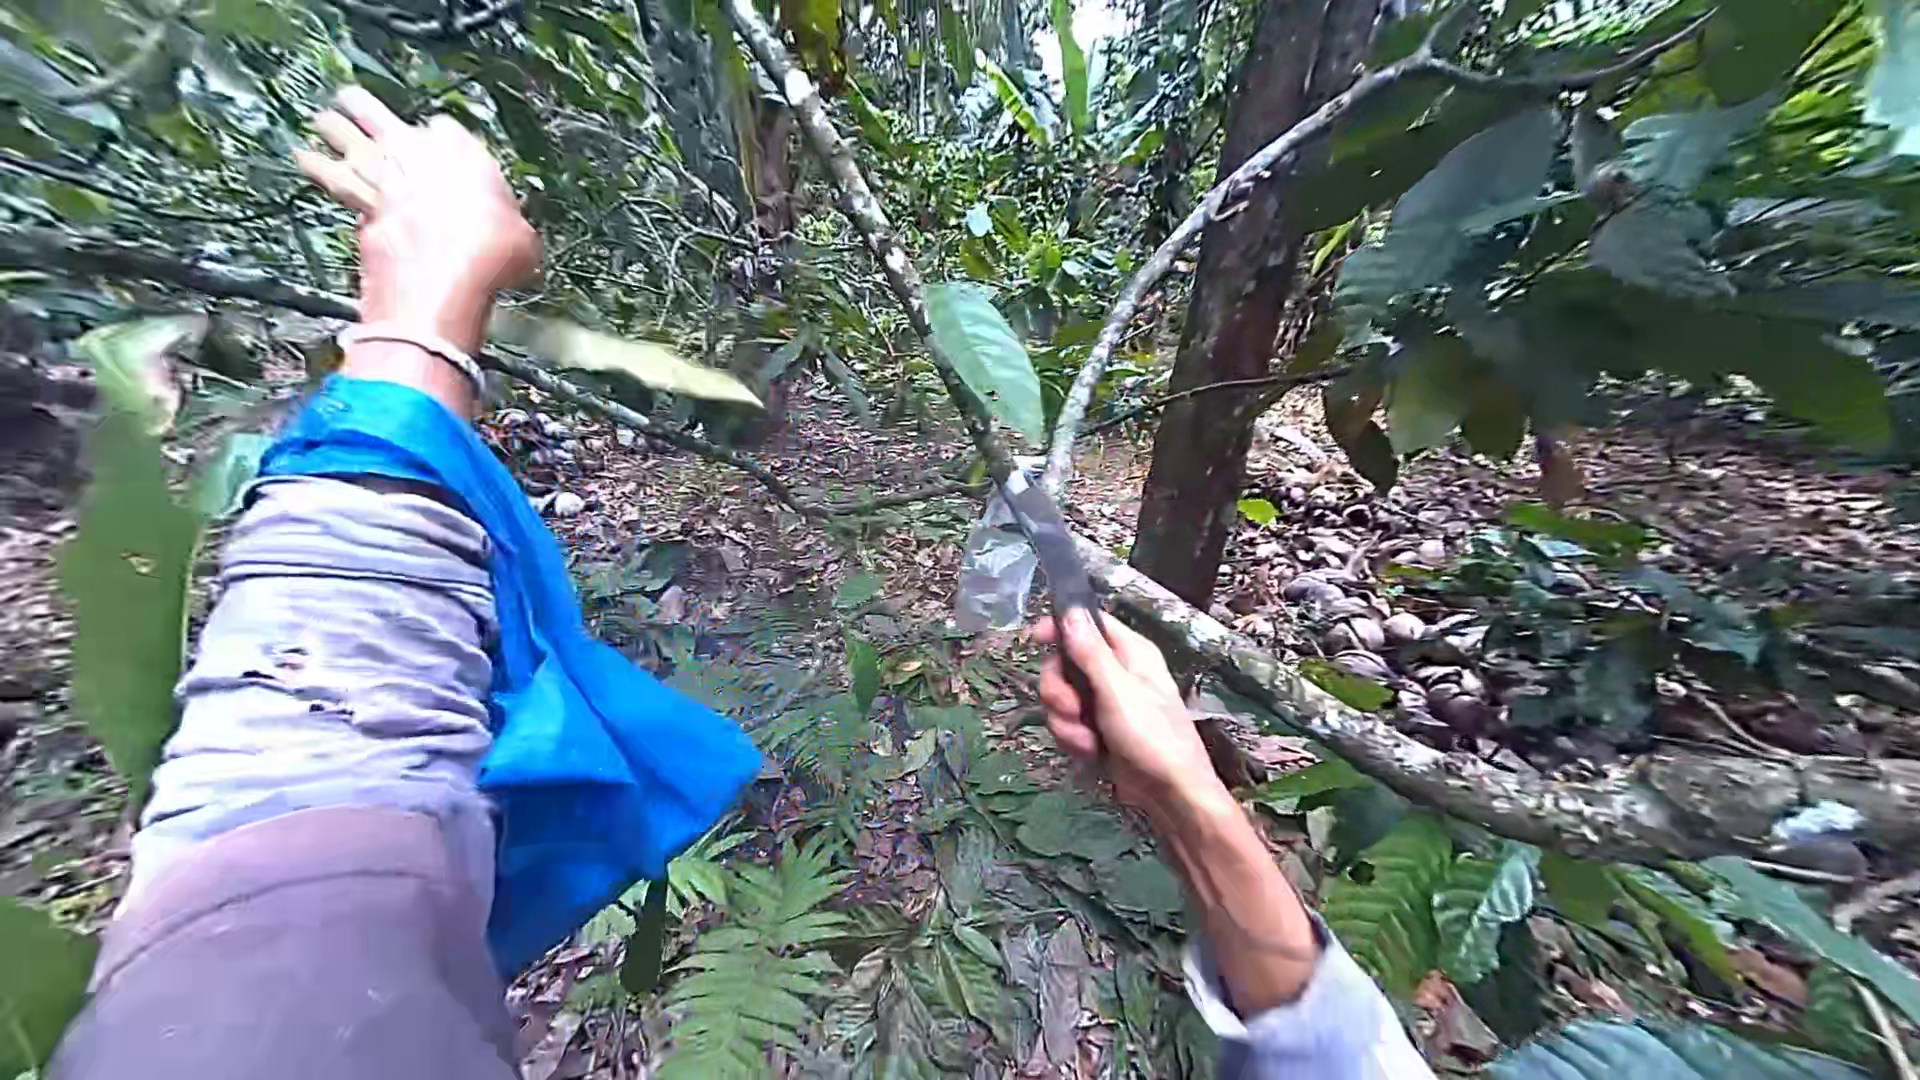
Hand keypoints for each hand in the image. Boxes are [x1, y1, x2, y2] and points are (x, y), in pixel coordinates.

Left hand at [294, 87, 539, 353]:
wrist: (449, 270)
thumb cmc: (494, 252)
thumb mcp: (523, 241)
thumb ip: (508, 225)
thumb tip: (513, 236)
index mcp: (461, 149)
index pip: (448, 129)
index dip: (450, 144)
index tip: (455, 160)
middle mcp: (412, 146)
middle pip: (372, 108)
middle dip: (365, 111)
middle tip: (368, 118)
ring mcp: (377, 166)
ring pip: (337, 126)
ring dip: (334, 129)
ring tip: (331, 128)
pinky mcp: (353, 193)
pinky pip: (324, 169)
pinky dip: (315, 164)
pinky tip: (306, 159)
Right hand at [1032, 610, 1225, 826]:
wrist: (1170, 797)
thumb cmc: (1154, 738)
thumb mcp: (1119, 691)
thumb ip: (1091, 652)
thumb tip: (1071, 611)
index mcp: (1129, 652)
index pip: (1087, 623)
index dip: (1060, 628)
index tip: (1037, 639)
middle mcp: (1114, 671)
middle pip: (1064, 663)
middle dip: (1060, 691)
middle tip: (1072, 710)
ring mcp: (1103, 701)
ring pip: (1060, 696)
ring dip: (1066, 721)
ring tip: (1088, 740)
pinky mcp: (1095, 727)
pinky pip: (1066, 721)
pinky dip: (1072, 737)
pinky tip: (1089, 751)